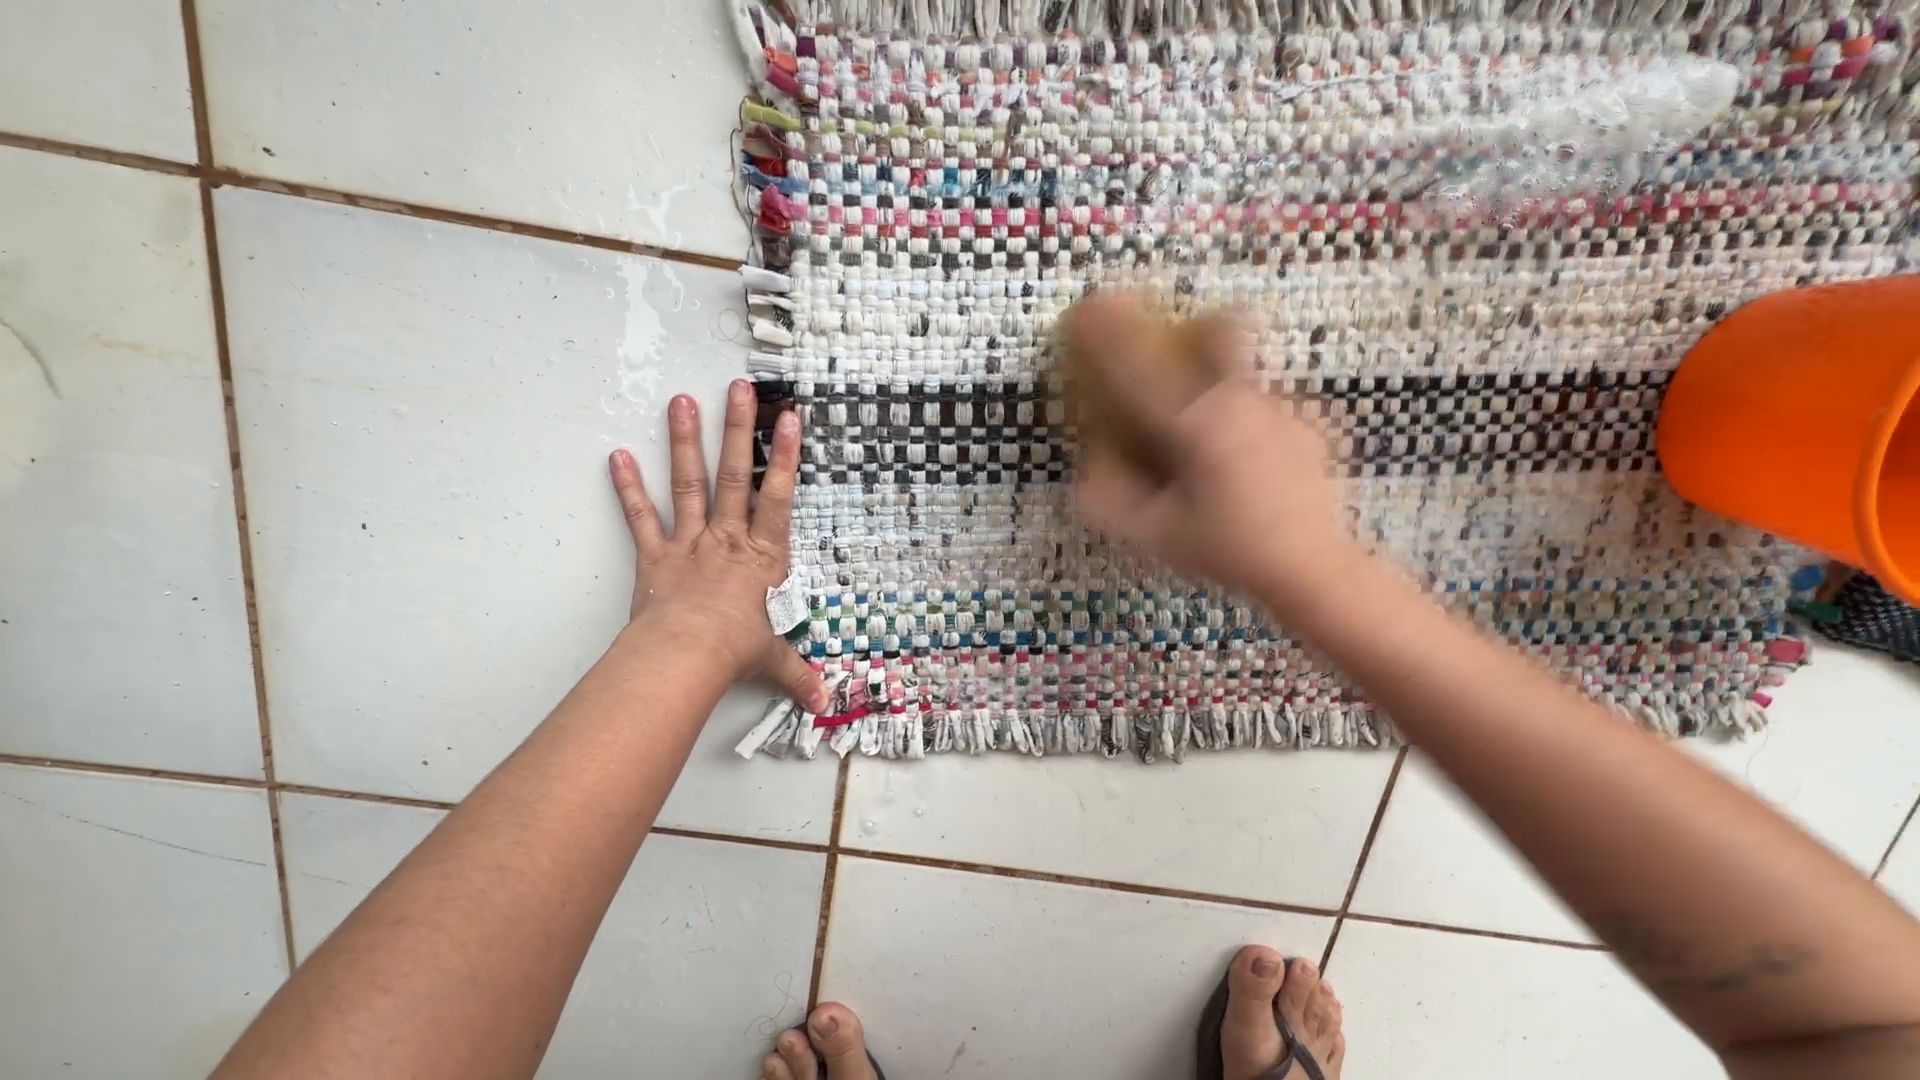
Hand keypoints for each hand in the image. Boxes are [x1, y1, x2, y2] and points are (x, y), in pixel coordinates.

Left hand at [607, 380, 827, 711]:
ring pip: (690, 484)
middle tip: (737, 388)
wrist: (684, 659)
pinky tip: (618, 456)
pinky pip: (642, 517)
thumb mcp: (775, 662)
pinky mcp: (655, 557)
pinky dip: (629, 488)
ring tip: (681, 400)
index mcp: (762, 558)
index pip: (778, 498)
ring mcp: (689, 544)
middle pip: (735, 476)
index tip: (788, 418)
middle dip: (737, 429)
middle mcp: (727, 540)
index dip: (785, 457)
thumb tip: (826, 703)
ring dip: (685, 442)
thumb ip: (799, 676)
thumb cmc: (733, 653)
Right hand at [1064, 293, 1363, 619]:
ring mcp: (1284, 411)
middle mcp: (1240, 402)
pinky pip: (1278, 410)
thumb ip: (1110, 502)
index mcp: (1194, 424)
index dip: (1110, 332)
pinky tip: (1260, 467)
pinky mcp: (1313, 428)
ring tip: (1228, 445)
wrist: (1313, 570)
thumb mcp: (1154, 536)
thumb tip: (1088, 471)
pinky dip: (1260, 428)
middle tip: (1194, 345)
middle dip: (1207, 326)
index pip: (1141, 367)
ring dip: (1230, 390)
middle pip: (1228, 331)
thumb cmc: (1227, 552)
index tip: (1091, 303)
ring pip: (1250, 374)